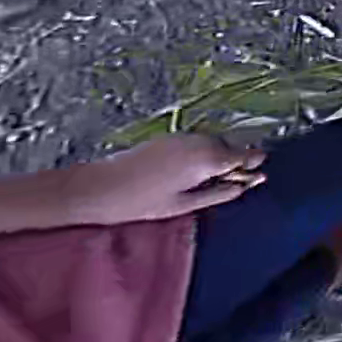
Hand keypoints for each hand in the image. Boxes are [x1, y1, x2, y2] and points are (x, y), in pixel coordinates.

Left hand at [68, 134, 267, 224]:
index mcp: (212, 158)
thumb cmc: (137, 202)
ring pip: (217, 145)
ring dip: (213, 159)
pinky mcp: (174, 136)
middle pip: (234, 149)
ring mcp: (190, 136)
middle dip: (229, 164)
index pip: (251, 155)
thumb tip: (249, 184)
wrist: (90, 188)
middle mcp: (207, 141)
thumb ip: (221, 193)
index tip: (240, 180)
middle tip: (207, 185)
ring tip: (187, 180)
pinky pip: (199, 143)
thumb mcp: (182, 205)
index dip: (250, 167)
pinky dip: (197, 154)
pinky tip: (174, 171)